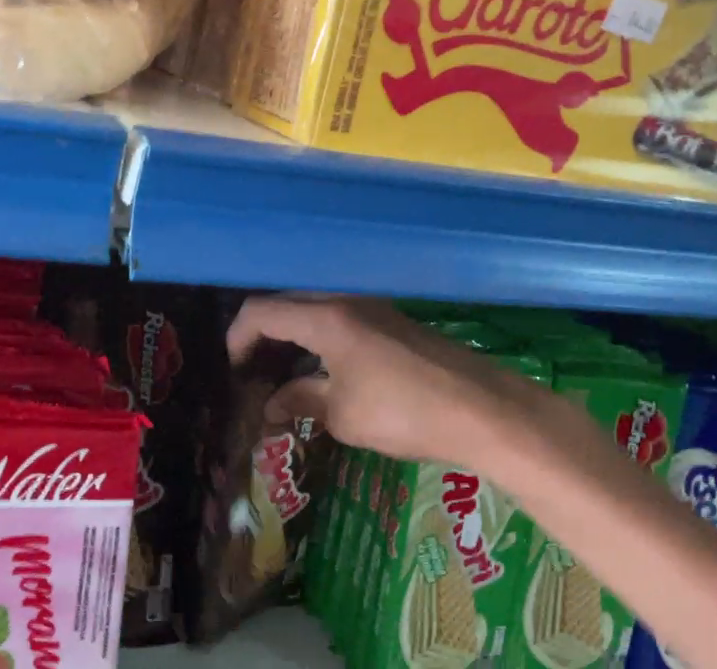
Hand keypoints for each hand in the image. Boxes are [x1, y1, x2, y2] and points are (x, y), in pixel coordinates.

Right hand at [226, 294, 556, 472]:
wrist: (483, 410)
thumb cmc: (404, 413)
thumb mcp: (342, 416)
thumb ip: (301, 401)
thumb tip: (271, 405)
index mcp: (323, 318)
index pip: (260, 312)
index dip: (238, 337)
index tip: (233, 369)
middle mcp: (343, 300)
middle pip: (284, 302)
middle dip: (261, 332)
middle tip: (252, 369)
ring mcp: (370, 306)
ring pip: (312, 307)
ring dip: (291, 332)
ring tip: (282, 370)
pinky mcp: (390, 319)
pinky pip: (337, 316)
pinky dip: (317, 335)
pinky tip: (321, 368)